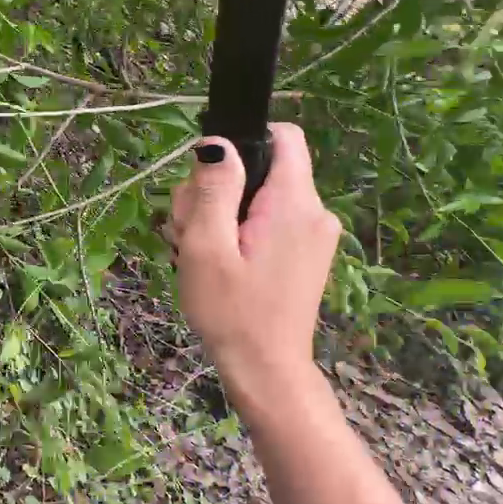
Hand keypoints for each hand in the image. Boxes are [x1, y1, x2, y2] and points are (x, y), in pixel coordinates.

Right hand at [171, 123, 342, 412]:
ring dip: (214, 215)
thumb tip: (215, 142)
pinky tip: (212, 260)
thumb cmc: (230, 308)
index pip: (283, 138)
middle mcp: (313, 211)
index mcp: (294, 205)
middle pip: (257, 169)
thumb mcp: (207, 246)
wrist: (263, 366)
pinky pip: (260, 220)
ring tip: (197, 252)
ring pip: (252, 196)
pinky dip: (230, 232)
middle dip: (211, 190)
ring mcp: (310, 233)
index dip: (240, 141)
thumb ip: (212, 190)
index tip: (204, 174)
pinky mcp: (301, 251)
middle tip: (189, 231)